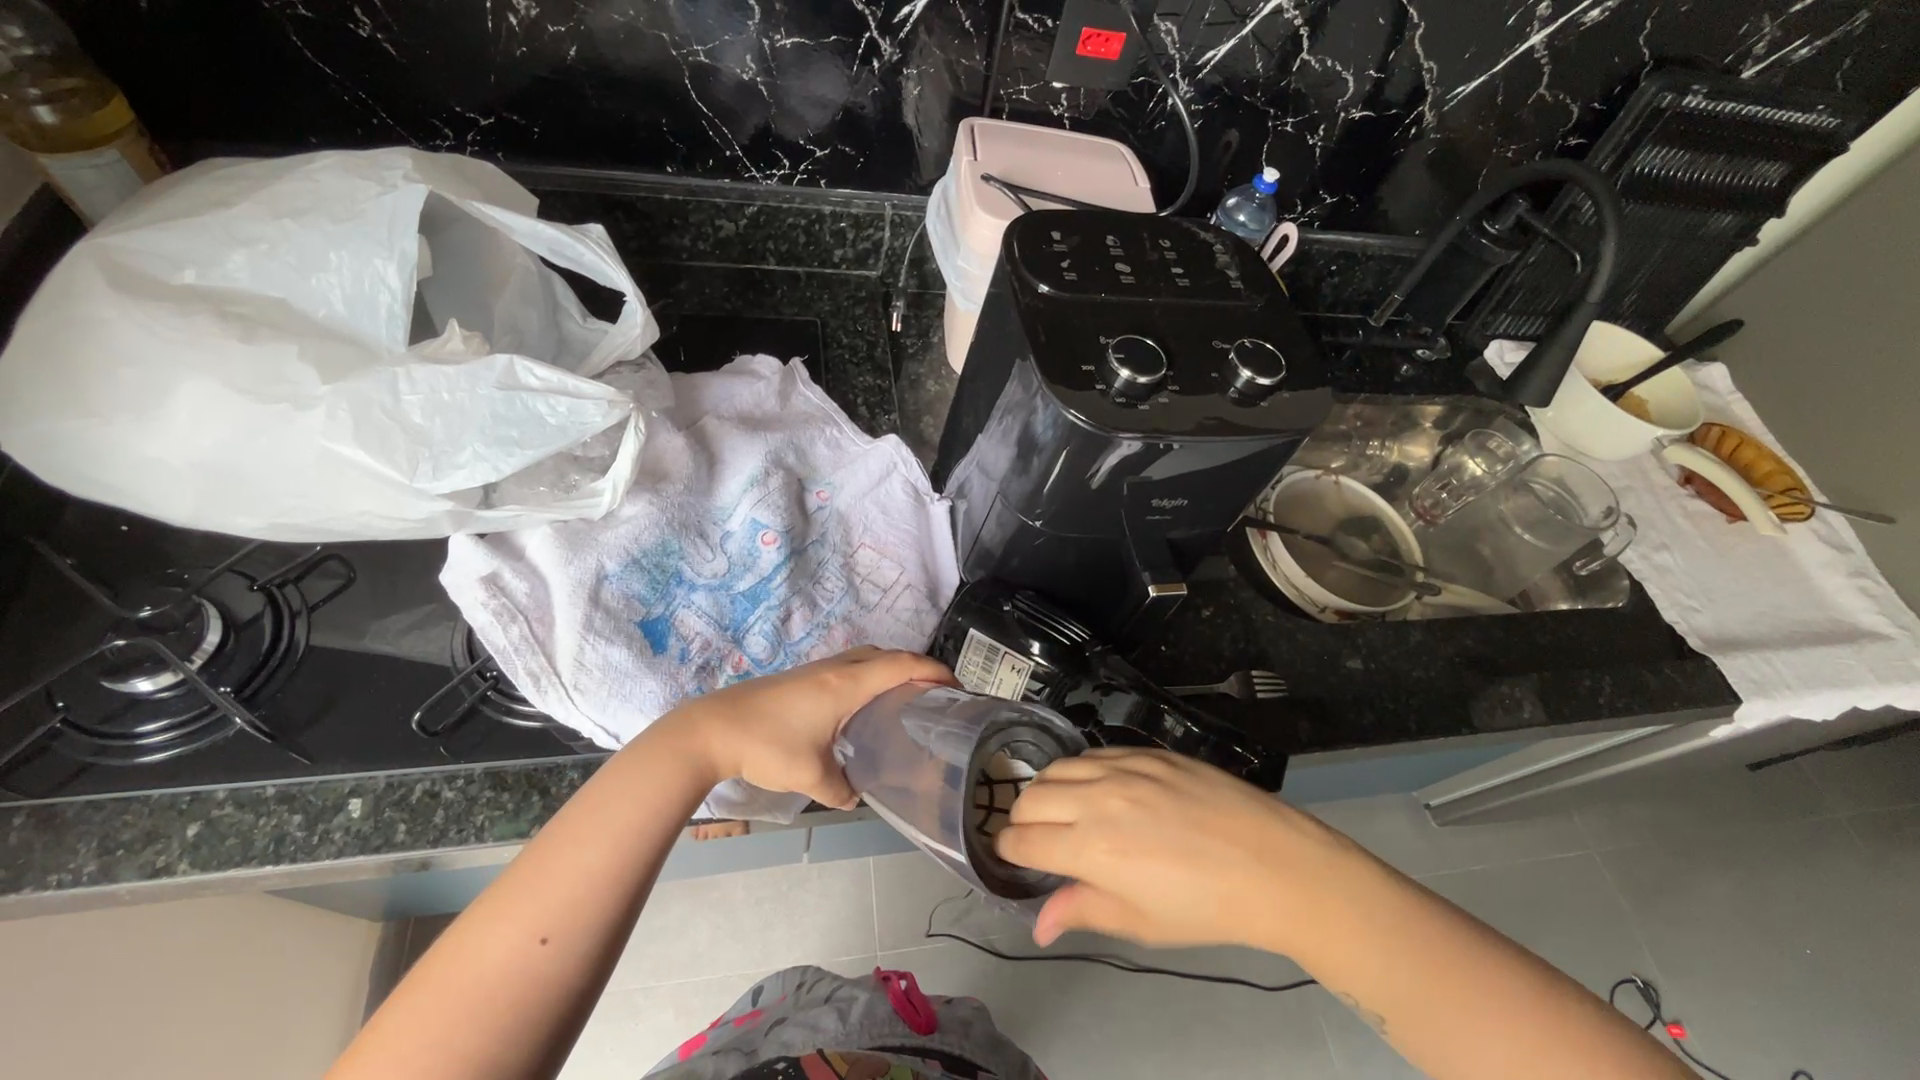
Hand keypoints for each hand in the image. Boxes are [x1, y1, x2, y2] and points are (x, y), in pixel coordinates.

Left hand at [664, 646, 955, 808]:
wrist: (711, 730)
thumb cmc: (766, 746)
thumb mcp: (810, 776)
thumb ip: (840, 789)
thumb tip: (855, 798)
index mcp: (847, 684)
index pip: (903, 665)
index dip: (934, 671)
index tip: (957, 686)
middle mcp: (836, 669)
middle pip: (887, 655)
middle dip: (916, 668)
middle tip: (934, 695)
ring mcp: (816, 670)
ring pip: (865, 658)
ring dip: (889, 670)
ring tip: (903, 700)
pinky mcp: (801, 678)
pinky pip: (847, 668)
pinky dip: (867, 677)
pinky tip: (862, 708)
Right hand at [995, 748, 1374, 952]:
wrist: (1274, 866)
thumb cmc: (1205, 907)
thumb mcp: (1140, 922)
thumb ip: (1082, 911)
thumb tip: (1038, 924)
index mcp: (1090, 849)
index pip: (1022, 840)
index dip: (1009, 851)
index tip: (1016, 858)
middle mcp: (1097, 800)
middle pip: (1030, 798)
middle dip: (1023, 820)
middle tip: (1039, 839)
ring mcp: (1124, 769)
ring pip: (1057, 768)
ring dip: (1048, 790)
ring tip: (1064, 810)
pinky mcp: (1150, 753)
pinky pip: (1095, 753)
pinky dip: (1082, 771)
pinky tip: (1098, 787)